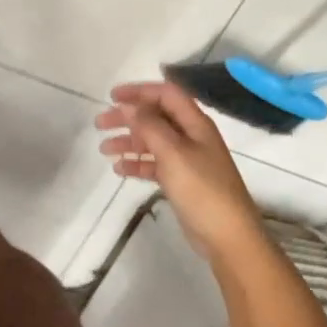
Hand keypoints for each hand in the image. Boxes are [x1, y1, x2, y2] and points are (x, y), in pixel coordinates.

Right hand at [95, 81, 263, 255]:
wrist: (226, 235)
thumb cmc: (202, 189)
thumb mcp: (173, 152)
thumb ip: (150, 126)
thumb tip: (129, 106)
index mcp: (195, 124)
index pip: (166, 94)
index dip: (139, 91)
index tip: (111, 97)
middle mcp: (192, 137)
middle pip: (156, 117)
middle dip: (128, 117)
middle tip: (100, 124)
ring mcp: (187, 160)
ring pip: (153, 142)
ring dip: (129, 142)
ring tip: (104, 149)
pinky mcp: (182, 182)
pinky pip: (156, 165)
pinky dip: (138, 164)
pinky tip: (120, 169)